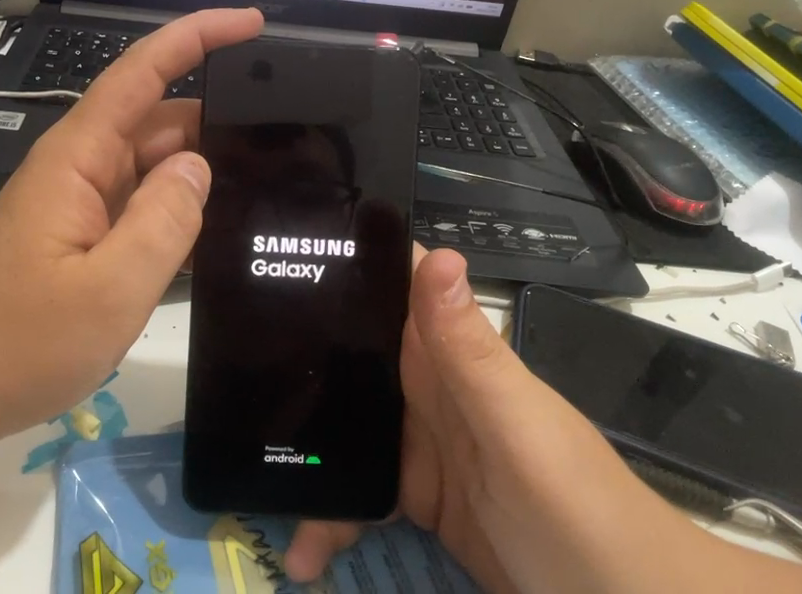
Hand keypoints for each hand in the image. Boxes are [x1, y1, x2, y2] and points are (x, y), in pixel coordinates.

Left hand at [0, 7, 263, 455]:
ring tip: (274, 186)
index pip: (143, 71)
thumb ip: (165, 222)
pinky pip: (140, 203)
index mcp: (79, 157)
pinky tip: (222, 233)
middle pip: (159, 119)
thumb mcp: (109, 291)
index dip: (197, 36)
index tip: (253, 22)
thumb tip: (199, 164)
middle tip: (294, 140)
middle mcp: (79, 165)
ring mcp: (78, 200)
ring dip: (203, 170)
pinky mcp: (79, 233)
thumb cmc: (17, 344)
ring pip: (154, 164)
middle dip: (220, 117)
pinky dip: (179, 209)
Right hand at [283, 249, 755, 593]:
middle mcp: (429, 387)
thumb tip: (435, 251)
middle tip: (224, 366)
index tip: (271, 246)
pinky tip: (302, 555)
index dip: (339, 257)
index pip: (393, 284)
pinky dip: (330, 518)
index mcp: (450, 354)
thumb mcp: (516, 429)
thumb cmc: (577, 508)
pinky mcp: (417, 497)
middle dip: (293, 355)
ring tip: (247, 476)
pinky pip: (359, 493)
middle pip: (350, 355)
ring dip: (302, 448)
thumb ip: (471, 350)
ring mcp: (421, 444)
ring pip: (344, 426)